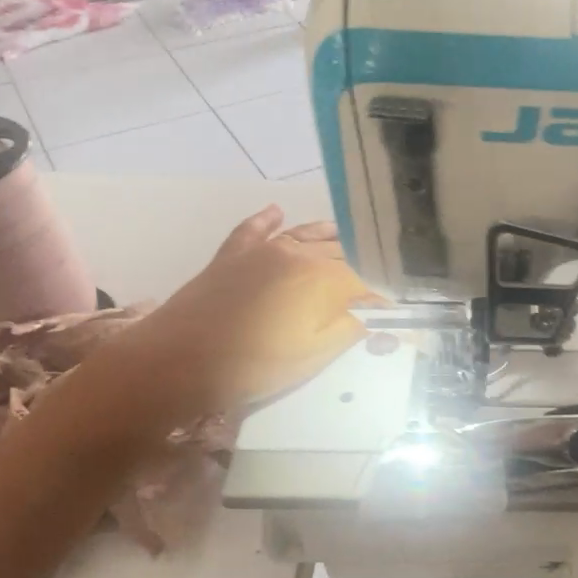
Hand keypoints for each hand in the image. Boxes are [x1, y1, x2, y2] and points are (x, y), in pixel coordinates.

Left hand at [104, 206, 373, 423]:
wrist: (177, 362)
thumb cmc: (253, 366)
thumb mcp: (314, 356)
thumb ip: (351, 331)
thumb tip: (377, 319)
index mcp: (323, 278)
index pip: (369, 280)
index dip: (387, 296)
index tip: (400, 311)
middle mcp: (297, 253)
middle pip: (342, 254)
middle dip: (366, 267)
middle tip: (381, 281)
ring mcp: (261, 250)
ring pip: (306, 234)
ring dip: (331, 237)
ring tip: (350, 240)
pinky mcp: (231, 256)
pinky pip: (255, 229)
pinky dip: (269, 220)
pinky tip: (277, 211)